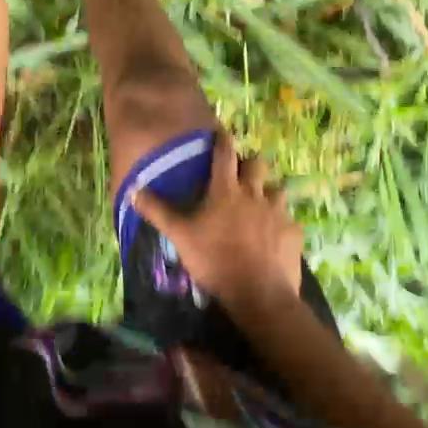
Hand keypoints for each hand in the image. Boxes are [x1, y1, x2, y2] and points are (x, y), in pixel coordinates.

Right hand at [133, 135, 303, 303]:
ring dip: (269, 191)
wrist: (259, 295)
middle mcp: (254, 194)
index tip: (222, 131)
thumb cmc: (215, 260)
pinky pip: (289, 220)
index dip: (223, 140)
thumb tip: (133, 190)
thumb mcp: (179, 235)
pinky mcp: (293, 234)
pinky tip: (275, 234)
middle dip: (250, 163)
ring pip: (278, 189)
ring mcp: (277, 214)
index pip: (225, 154)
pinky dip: (282, 222)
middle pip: (257, 164)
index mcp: (226, 190)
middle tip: (241, 172)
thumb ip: (157, 211)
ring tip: (261, 201)